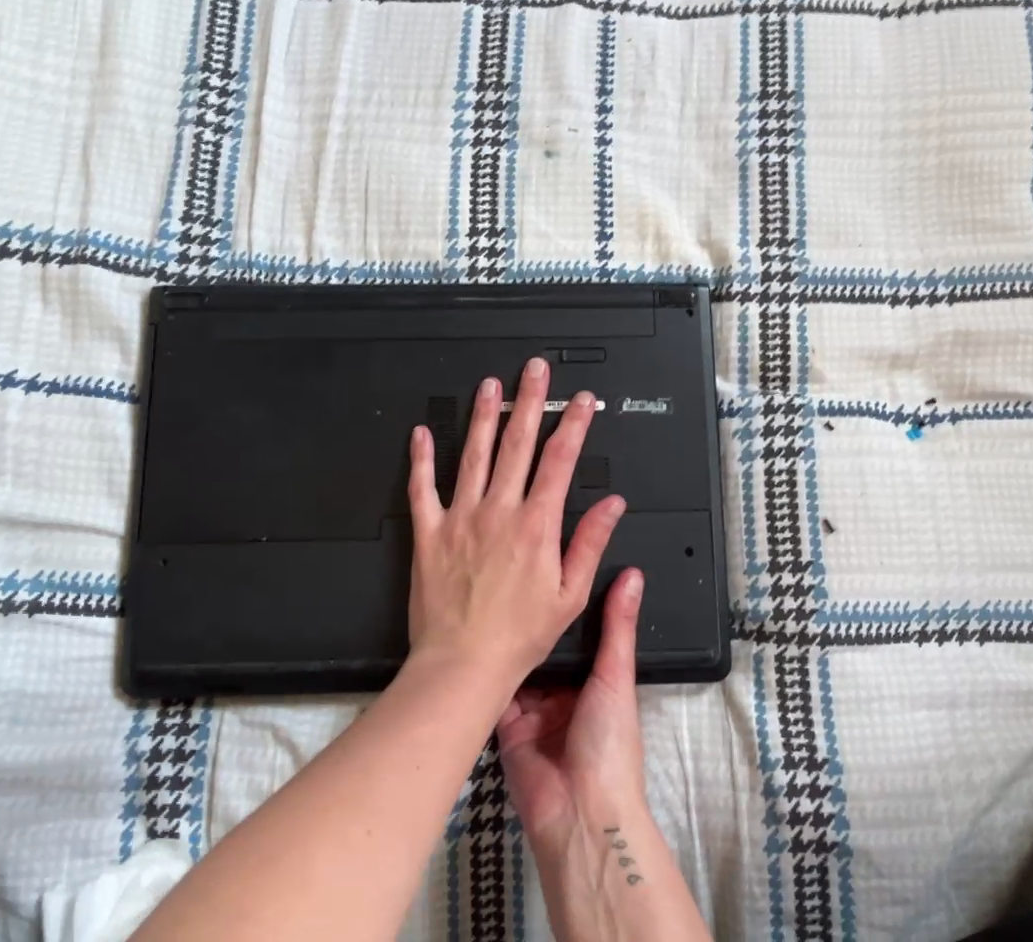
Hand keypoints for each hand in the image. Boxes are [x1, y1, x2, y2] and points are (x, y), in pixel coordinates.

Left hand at [406, 356, 627, 683]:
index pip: (560, 460)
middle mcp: (498, 512)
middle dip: (529, 400)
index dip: (573, 424)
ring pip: (472, 454)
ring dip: (482, 416)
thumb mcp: (570, 594)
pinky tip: (421, 435)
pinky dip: (421, 459)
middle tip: (534, 369)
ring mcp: (461, 518)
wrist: (464, 663)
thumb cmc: (517, 636)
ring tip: (489, 386)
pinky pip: (423, 488)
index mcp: (536, 525)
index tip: (582, 400)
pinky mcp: (429, 533)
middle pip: (517, 443)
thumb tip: (612, 507)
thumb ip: (590, 542)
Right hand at [496, 569, 649, 855]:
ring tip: (486, 595)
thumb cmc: (609, 741)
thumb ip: (618, 626)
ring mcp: (533, 711)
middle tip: (509, 573)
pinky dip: (485, 672)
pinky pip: (495, 693)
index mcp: (596, 682)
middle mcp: (563, 693)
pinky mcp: (506, 727)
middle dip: (530, 624)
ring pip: (517, 667)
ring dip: (506, 643)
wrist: (579, 811)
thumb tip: (633, 574)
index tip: (547, 566)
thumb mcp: (615, 676)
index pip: (576, 636)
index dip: (563, 606)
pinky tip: (469, 635)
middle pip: (544, 651)